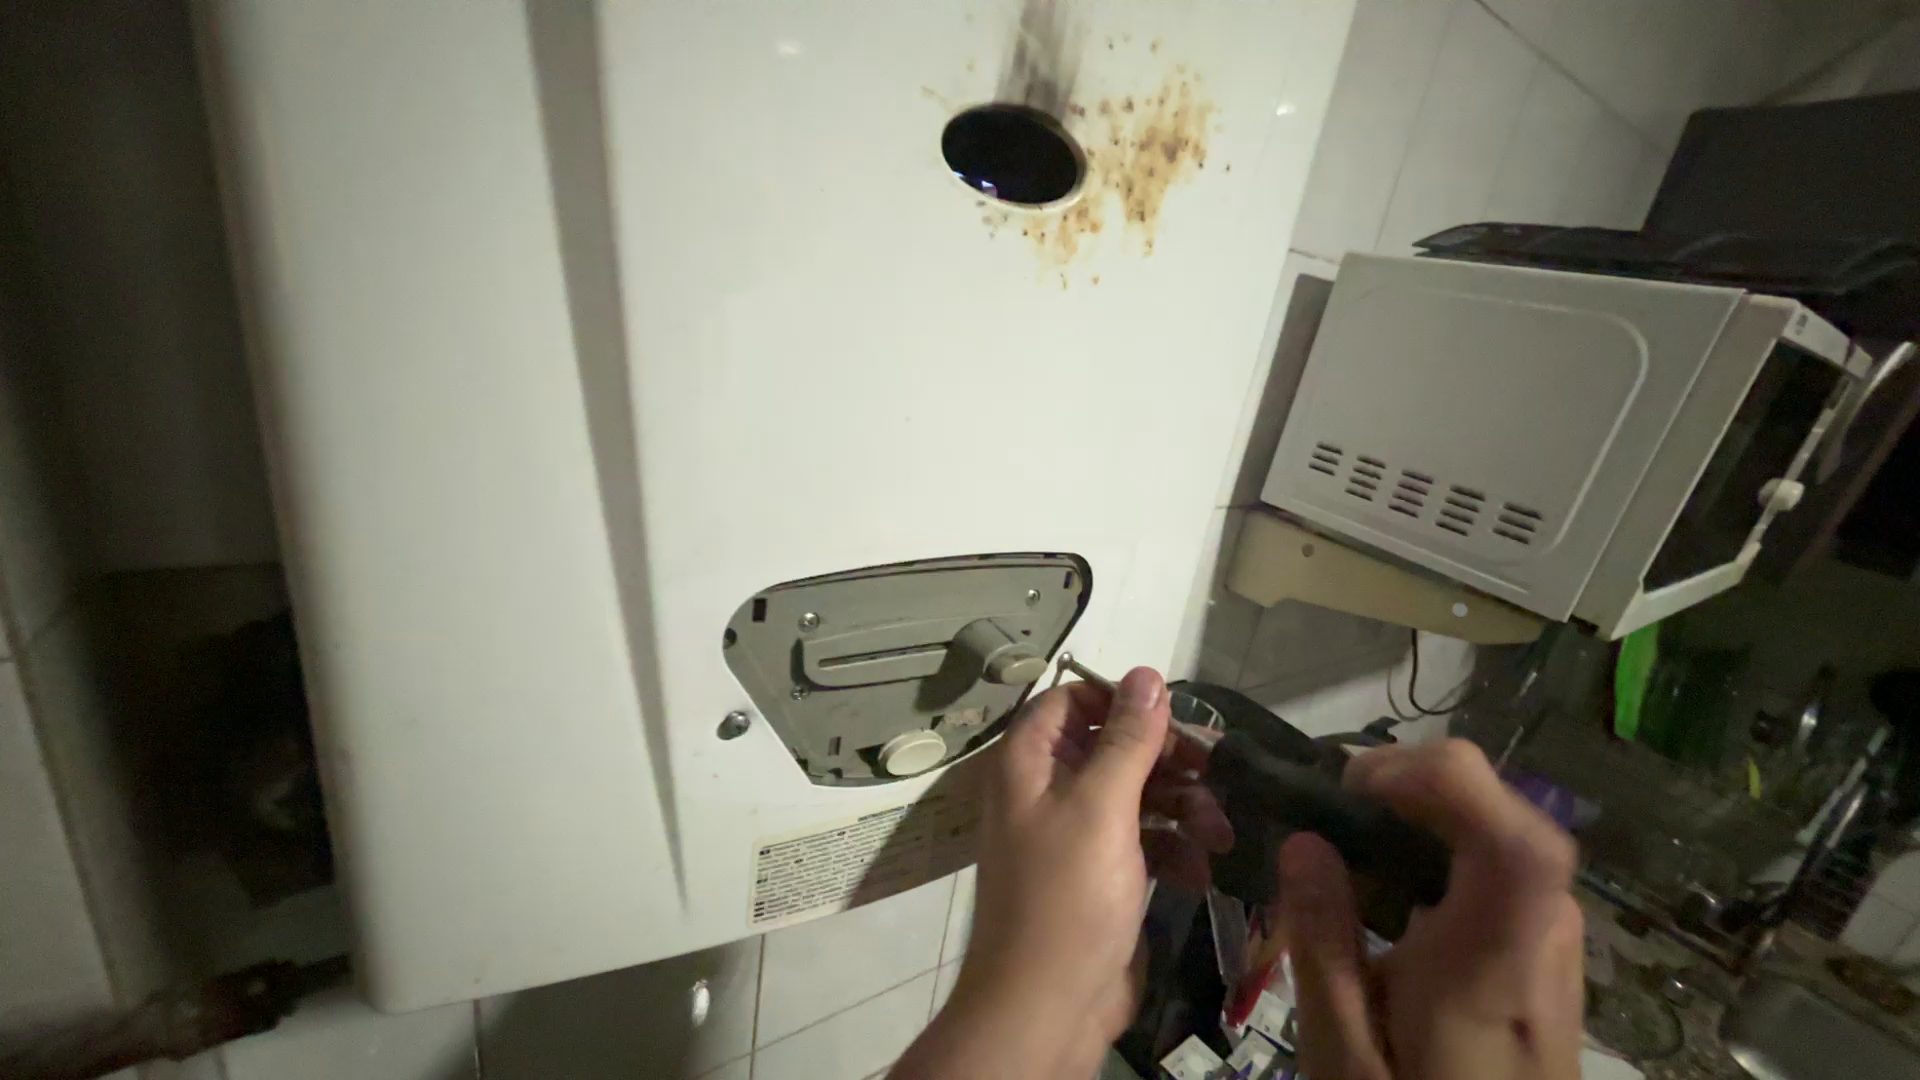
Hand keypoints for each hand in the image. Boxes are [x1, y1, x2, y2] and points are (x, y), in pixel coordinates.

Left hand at [891, 668, 1230, 1079]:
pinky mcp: (1101, 871)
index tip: (1170, 717)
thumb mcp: (1101, 808)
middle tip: (1217, 771)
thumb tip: (1146, 674)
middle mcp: (1047, 787)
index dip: (1117, 702)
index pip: (1070, 701)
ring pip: (1134, 793)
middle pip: (1111, 746)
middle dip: (1165, 759)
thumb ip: (1126, 739)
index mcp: (1030, 762)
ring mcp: (1075, 831)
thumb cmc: (1067, 896)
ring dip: (1180, 806)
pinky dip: (1172, 847)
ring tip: (1220, 832)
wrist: (1049, 1007)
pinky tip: (1199, 870)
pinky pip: (1141, 839)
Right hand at [1281, 740, 1584, 1079]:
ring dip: (1410, 810)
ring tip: (1342, 853)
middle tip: (1325, 820)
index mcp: (1491, 967)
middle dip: (1401, 785)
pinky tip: (1381, 882)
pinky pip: (1489, 852)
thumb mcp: (1342, 1056)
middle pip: (1499, 809)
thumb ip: (1322, 947)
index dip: (1441, 782)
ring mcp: (1549, 933)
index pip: (1518, 846)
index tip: (1352, 788)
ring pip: (1491, 822)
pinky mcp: (1539, 938)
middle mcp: (1541, 935)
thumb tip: (1303, 838)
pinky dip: (1427, 837)